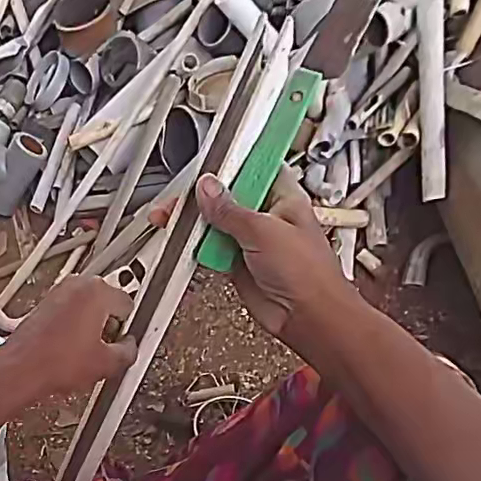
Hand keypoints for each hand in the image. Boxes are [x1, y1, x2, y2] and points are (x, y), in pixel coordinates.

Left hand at [0, 275, 136, 398]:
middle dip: (109, 324)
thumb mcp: (107, 363)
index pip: (128, 304)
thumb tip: (130, 347)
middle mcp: (78, 284)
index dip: (128, 327)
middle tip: (105, 348)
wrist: (21, 369)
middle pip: (108, 302)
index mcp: (98, 291)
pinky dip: (73, 325)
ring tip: (85, 350)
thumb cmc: (56, 362)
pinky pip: (70, 310)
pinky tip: (70, 348)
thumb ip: (129, 351)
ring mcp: (59, 291)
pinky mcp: (45, 303)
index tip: (123, 342)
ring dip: (91, 324)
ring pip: (88, 306)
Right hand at [195, 172, 362, 358]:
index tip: (204, 162)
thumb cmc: (308, 274)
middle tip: (179, 199)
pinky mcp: (237, 262)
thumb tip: (206, 188)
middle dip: (201, 195)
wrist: (307, 317)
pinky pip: (210, 248)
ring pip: (215, 222)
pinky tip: (183, 242)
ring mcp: (250, 239)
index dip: (229, 162)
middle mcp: (266, 215)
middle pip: (226, 194)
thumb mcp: (264, 231)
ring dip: (195, 222)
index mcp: (282, 195)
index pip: (252, 166)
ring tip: (172, 219)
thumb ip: (230, 209)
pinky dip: (196, 246)